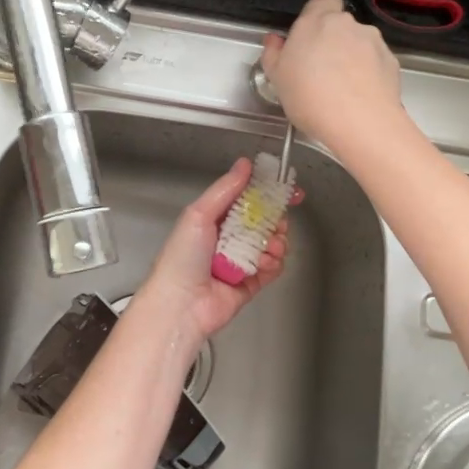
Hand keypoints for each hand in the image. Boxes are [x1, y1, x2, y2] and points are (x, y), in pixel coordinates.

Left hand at [126, 157, 295, 350]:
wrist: (180, 305)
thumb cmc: (181, 258)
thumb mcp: (199, 214)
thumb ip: (225, 189)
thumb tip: (244, 164)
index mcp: (212, 219)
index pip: (245, 199)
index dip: (267, 192)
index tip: (287, 188)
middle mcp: (226, 239)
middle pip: (262, 221)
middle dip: (275, 219)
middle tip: (277, 221)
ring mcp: (239, 262)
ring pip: (270, 244)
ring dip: (276, 241)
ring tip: (270, 246)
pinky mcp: (249, 283)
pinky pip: (272, 268)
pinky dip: (274, 263)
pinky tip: (265, 263)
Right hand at [259, 0, 402, 146]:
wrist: (360, 122)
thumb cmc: (310, 97)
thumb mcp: (277, 78)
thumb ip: (273, 53)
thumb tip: (274, 41)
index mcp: (316, 22)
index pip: (322, 0)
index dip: (316, 14)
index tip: (308, 37)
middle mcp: (346, 24)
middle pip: (339, 24)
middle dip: (331, 40)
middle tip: (317, 68)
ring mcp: (372, 41)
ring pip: (358, 42)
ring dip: (350, 56)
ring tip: (339, 86)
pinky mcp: (390, 60)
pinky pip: (374, 60)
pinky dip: (367, 71)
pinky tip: (357, 94)